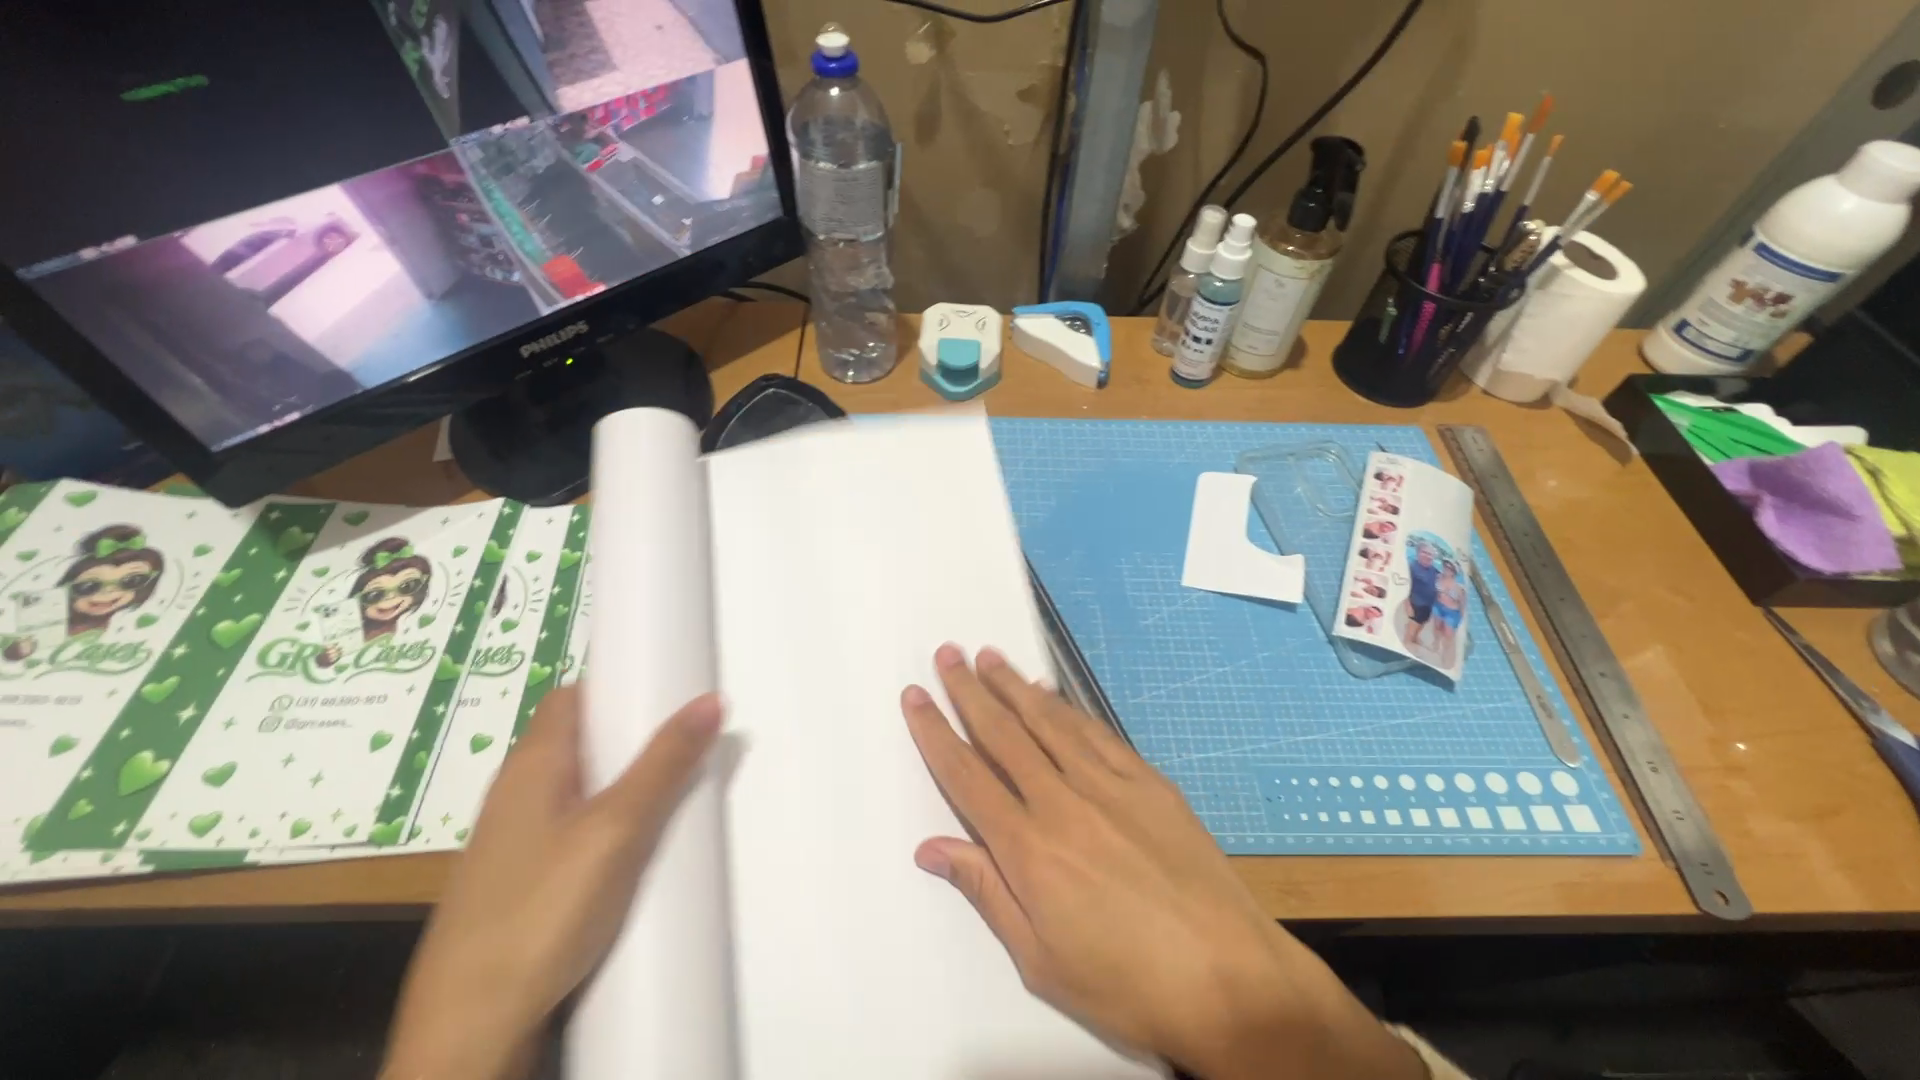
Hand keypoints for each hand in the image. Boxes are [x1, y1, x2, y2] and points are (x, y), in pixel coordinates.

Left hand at [381, 686, 721, 1079]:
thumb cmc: (541, 910)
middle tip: (689, 744)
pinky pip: (572, 832)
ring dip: (623, 785)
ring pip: (578, 790)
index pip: (571, 696)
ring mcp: (515, 843)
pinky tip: (637, 853)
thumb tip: (711, 699)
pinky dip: (608, 826)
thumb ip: (664, 764)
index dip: (617, 686)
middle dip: (631, 738)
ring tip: (676, 793)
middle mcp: (516, 793)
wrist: (471, 1026)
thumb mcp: (616, 830)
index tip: (669, 691)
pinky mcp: (521, 885)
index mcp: (531, 764)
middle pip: (578, 743)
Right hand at [901, 645, 1423, 1079]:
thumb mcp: (1040, 959)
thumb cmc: (1127, 984)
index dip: (936, 733)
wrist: (1230, 980)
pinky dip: (1067, 708)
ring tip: (989, 657)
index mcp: (1028, 849)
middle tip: (947, 655)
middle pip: (1004, 735)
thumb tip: (930, 849)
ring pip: (1049, 723)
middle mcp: (1063, 803)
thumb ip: (986, 892)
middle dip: (969, 692)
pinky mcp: (1150, 784)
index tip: (915, 698)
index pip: (967, 777)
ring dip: (1014, 687)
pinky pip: (1097, 733)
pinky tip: (1051, 693)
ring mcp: (1111, 787)